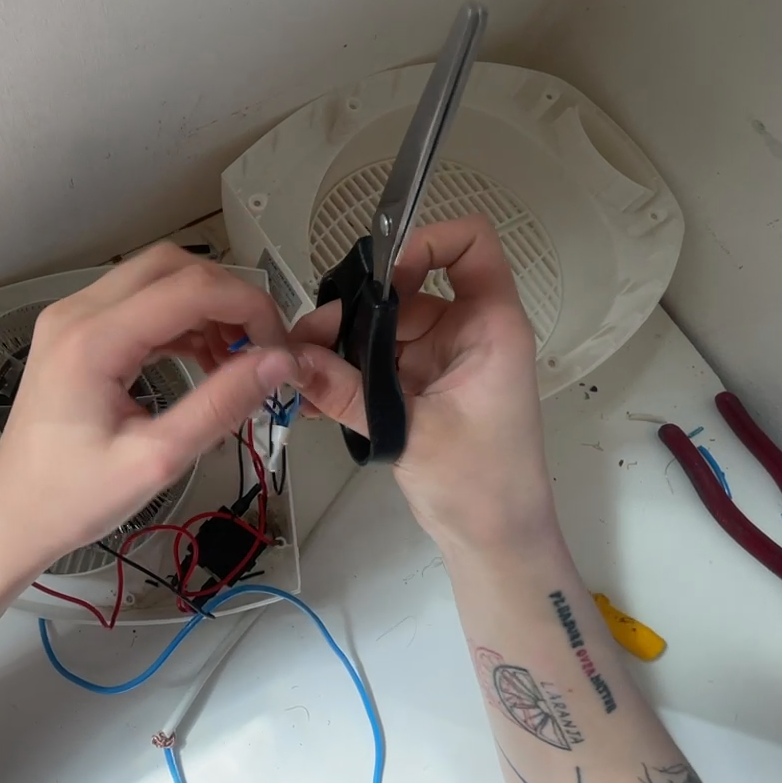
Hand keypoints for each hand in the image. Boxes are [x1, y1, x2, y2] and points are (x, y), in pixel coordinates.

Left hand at [0, 245, 295, 576]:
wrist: (13, 516)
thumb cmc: (69, 498)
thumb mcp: (155, 460)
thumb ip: (219, 405)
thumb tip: (274, 364)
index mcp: (91, 341)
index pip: (190, 288)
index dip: (248, 308)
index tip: (278, 346)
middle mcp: (75, 316)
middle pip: (171, 267)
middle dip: (227, 298)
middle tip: (259, 346)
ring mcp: (71, 322)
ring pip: (154, 281)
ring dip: (203, 309)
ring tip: (235, 360)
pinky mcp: (74, 337)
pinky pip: (136, 307)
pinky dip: (177, 322)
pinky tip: (203, 359)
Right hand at [289, 215, 549, 546]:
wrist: (490, 538)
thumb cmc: (480, 482)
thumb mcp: (410, 431)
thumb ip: (347, 390)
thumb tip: (291, 358)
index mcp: (487, 327)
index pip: (470, 246)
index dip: (424, 244)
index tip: (377, 280)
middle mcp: (461, 333)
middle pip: (402, 292)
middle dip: (350, 312)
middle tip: (301, 344)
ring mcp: (434, 360)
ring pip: (378, 330)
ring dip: (335, 347)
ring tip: (295, 374)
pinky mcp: (412, 387)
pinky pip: (369, 365)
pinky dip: (340, 374)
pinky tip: (306, 395)